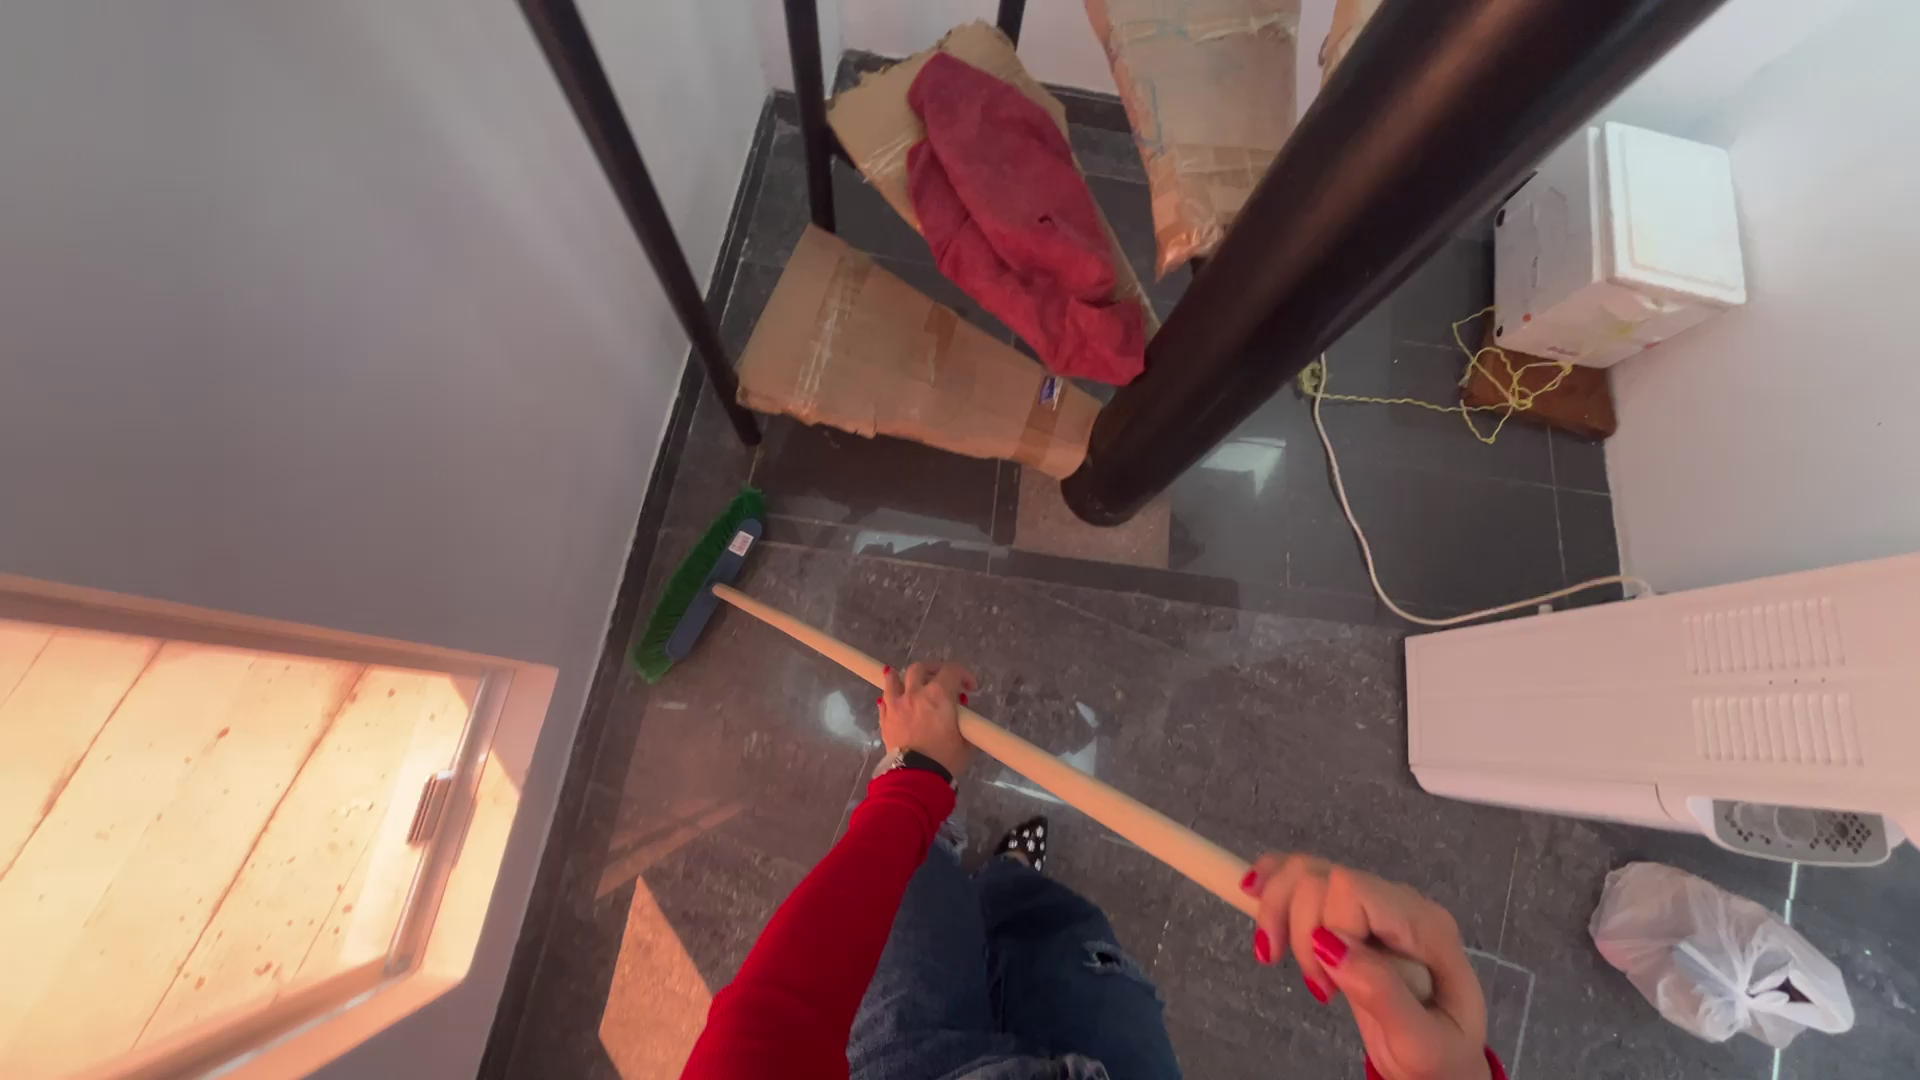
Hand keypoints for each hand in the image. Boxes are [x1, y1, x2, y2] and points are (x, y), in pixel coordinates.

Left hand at [878, 661, 975, 777]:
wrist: (916, 779)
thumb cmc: (945, 760)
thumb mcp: (965, 741)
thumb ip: (964, 723)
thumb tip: (959, 715)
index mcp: (939, 695)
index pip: (952, 670)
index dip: (964, 674)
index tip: (970, 688)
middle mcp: (916, 693)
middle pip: (920, 668)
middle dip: (933, 670)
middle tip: (940, 680)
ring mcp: (897, 705)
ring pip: (894, 678)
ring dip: (902, 676)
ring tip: (908, 681)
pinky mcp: (885, 719)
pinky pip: (885, 700)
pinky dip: (891, 697)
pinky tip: (896, 701)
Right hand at [1243, 854, 1490, 1079]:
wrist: (1438, 1063)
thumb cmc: (1435, 1058)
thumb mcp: (1420, 1043)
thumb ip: (1382, 993)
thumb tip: (1328, 944)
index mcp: (1424, 925)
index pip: (1352, 890)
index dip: (1325, 928)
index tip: (1331, 985)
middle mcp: (1396, 898)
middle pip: (1318, 876)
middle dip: (1298, 930)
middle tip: (1315, 986)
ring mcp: (1370, 896)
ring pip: (1301, 869)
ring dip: (1274, 910)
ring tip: (1276, 956)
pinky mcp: (1344, 902)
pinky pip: (1298, 871)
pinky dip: (1269, 880)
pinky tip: (1251, 893)